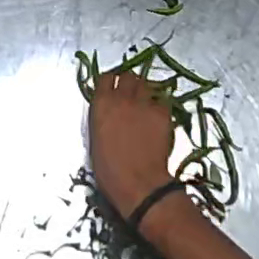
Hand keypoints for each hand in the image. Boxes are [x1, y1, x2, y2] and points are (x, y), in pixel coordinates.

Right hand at [90, 65, 175, 216]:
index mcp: (102, 104)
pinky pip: (161, 100)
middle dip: (129, 83)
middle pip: (128, 76)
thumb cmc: (110, 170)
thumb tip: (108, 111)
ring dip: (144, 91)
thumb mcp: (96, 139)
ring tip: (145, 103)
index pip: (105, 78)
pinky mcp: (163, 112)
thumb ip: (102, 117)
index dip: (110, 82)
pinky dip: (159, 105)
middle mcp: (123, 97)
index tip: (112, 87)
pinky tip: (157, 117)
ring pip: (146, 84)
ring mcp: (145, 103)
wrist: (139, 183)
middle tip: (131, 94)